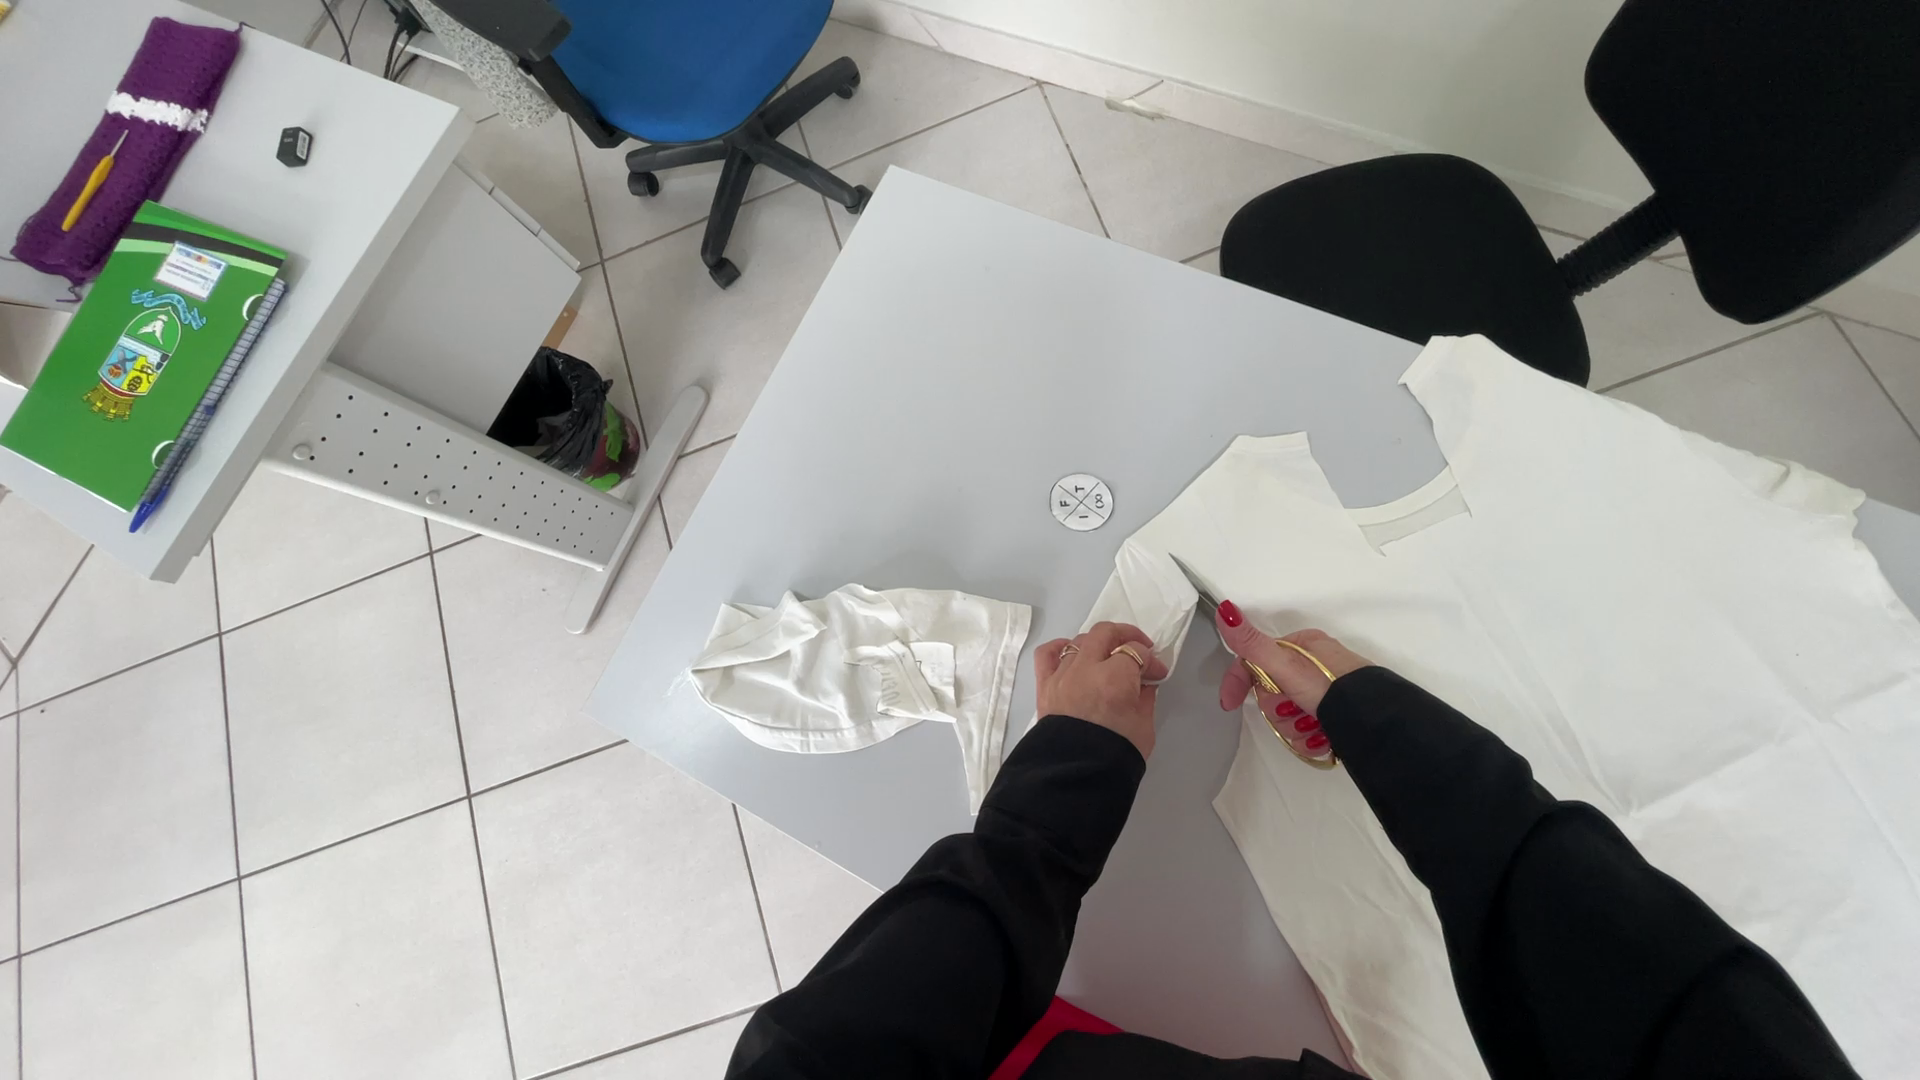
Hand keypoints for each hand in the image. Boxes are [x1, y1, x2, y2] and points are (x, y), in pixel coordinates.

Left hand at [1034, 621, 1170, 759]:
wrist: (1076, 777)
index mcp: (1114, 679)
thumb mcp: (1144, 726)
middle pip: (1105, 633)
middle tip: (1139, 650)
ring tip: (1108, 657)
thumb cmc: (1116, 754)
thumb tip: (1145, 682)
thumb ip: (1145, 696)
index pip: (1136, 652)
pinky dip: (1059, 647)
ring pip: (1079, 641)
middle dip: (1126, 636)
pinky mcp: (1045, 685)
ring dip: (1098, 644)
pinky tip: (1071, 653)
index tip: (1157, 674)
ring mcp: (1062, 674)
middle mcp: (1086, 669)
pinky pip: (1047, 654)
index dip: (1151, 661)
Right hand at [1214, 602, 1372, 760]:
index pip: (1255, 660)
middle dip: (1277, 710)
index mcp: (1303, 645)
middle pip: (1272, 692)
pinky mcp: (1339, 714)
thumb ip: (1251, 643)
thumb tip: (1223, 608)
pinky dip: (1311, 738)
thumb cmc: (1328, 687)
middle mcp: (1315, 664)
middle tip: (1292, 715)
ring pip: (1290, 713)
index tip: (1230, 706)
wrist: (1375, 722)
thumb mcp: (1285, 664)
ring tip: (1312, 730)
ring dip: (1294, 728)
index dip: (1238, 683)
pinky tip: (1322, 739)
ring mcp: (1328, 690)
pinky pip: (1310, 728)